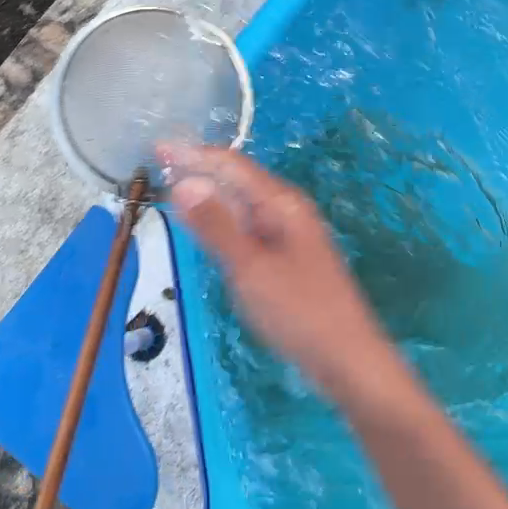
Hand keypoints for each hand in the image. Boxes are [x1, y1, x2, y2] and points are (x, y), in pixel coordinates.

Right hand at [160, 144, 401, 400]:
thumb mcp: (250, 269)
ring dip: (209, 193)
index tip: (158, 147)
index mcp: (281, 204)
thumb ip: (216, 226)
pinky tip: (208, 228)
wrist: (349, 361)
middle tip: (160, 164)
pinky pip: (248, 226)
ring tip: (174, 189)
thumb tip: (183, 182)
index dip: (194, 154)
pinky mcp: (286, 259)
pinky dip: (222, 219)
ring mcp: (289, 235)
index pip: (231, 166)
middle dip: (199, 169)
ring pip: (242, 203)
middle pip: (237, 180)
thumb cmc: (299, 312)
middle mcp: (286, 211)